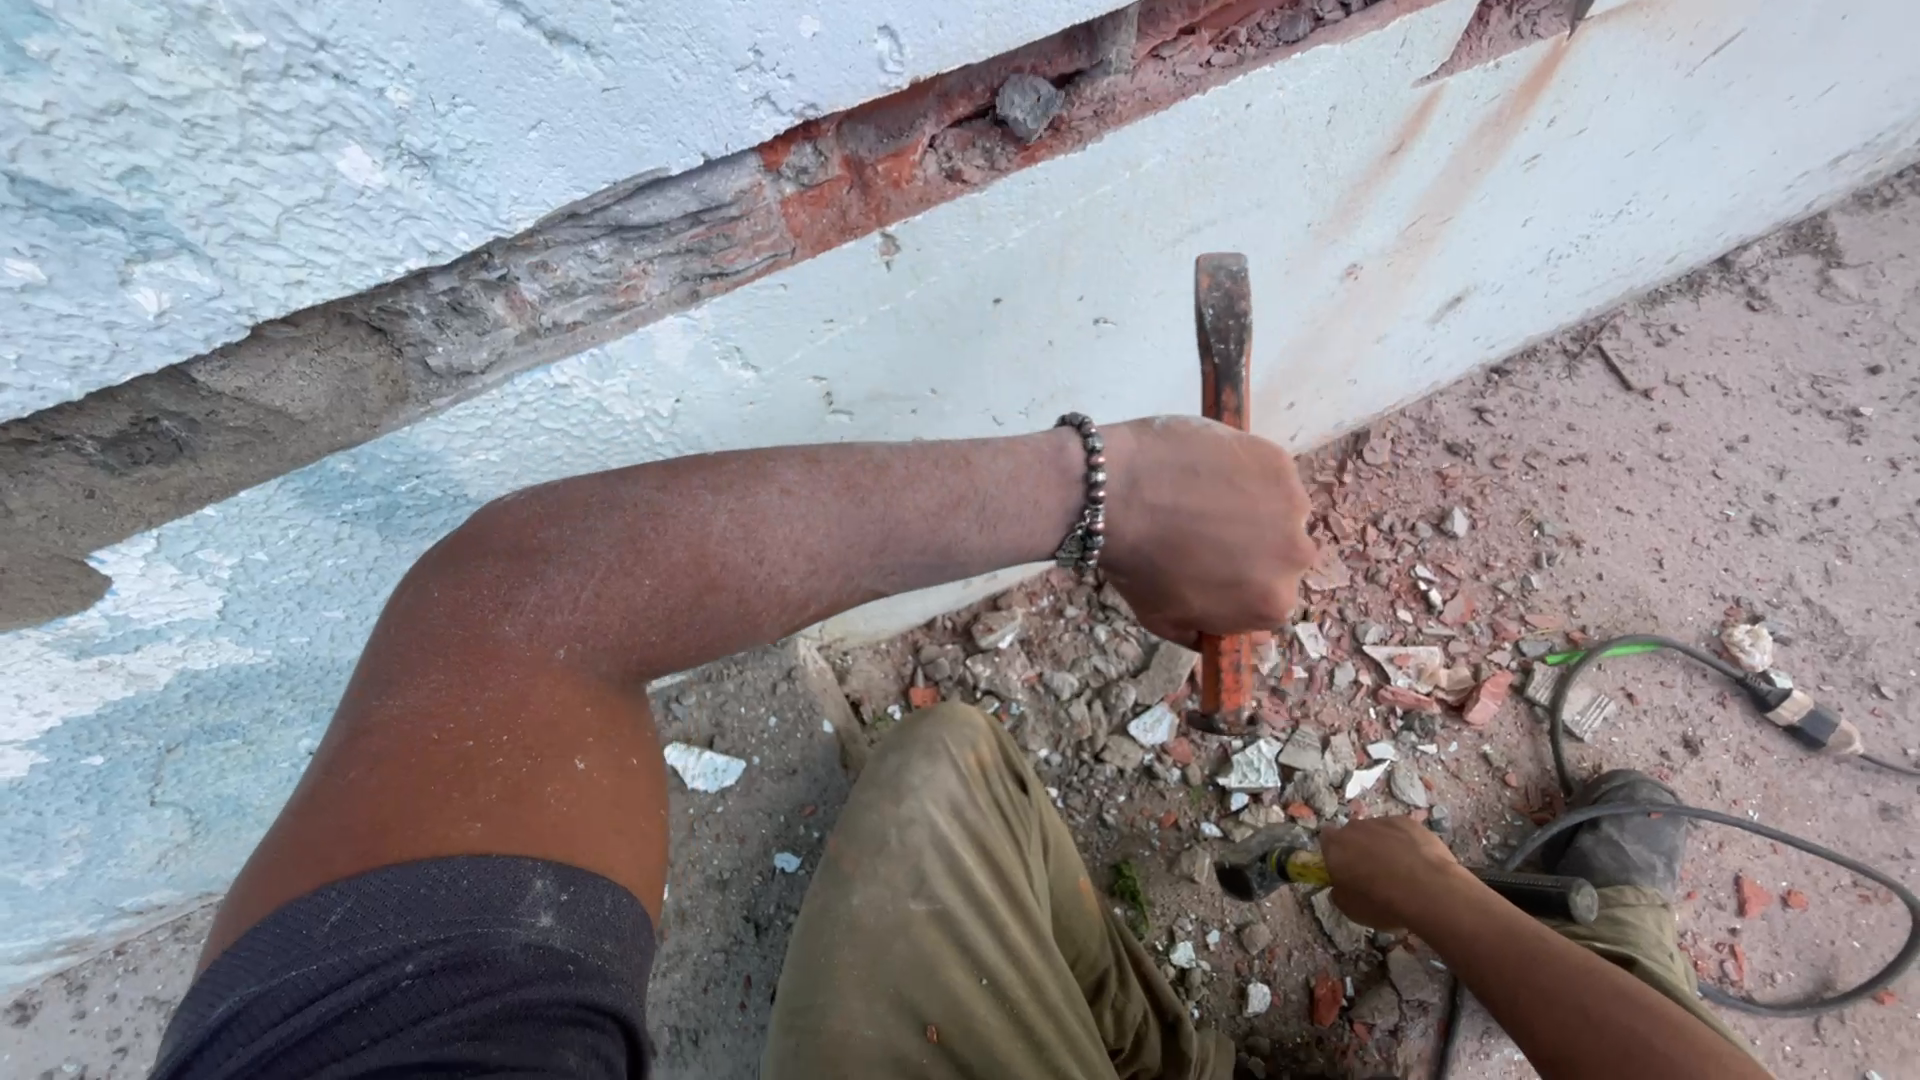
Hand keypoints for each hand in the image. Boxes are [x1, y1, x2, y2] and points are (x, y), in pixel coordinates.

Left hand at [1098, 416, 1314, 643]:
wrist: (1118, 495)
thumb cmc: (1137, 563)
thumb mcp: (1163, 620)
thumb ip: (1205, 634)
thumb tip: (1230, 638)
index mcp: (1272, 605)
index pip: (1268, 601)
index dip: (1238, 584)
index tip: (1211, 568)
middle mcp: (1295, 558)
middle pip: (1280, 555)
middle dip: (1250, 546)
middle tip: (1205, 529)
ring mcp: (1291, 505)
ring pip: (1278, 511)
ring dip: (1252, 507)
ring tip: (1204, 497)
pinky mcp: (1279, 462)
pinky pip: (1267, 472)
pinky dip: (1245, 472)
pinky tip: (1207, 471)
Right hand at [1320, 816, 1473, 929]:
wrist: (1428, 892)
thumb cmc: (1382, 903)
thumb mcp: (1350, 909)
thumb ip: (1339, 892)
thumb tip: (1340, 887)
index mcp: (1335, 846)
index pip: (1326, 840)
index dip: (1336, 854)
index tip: (1347, 871)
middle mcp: (1354, 828)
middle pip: (1353, 834)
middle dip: (1361, 849)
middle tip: (1375, 874)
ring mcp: (1382, 822)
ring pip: (1379, 832)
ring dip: (1385, 846)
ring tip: (1404, 873)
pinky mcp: (1409, 823)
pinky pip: (1402, 832)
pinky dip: (1407, 843)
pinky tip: (1420, 864)